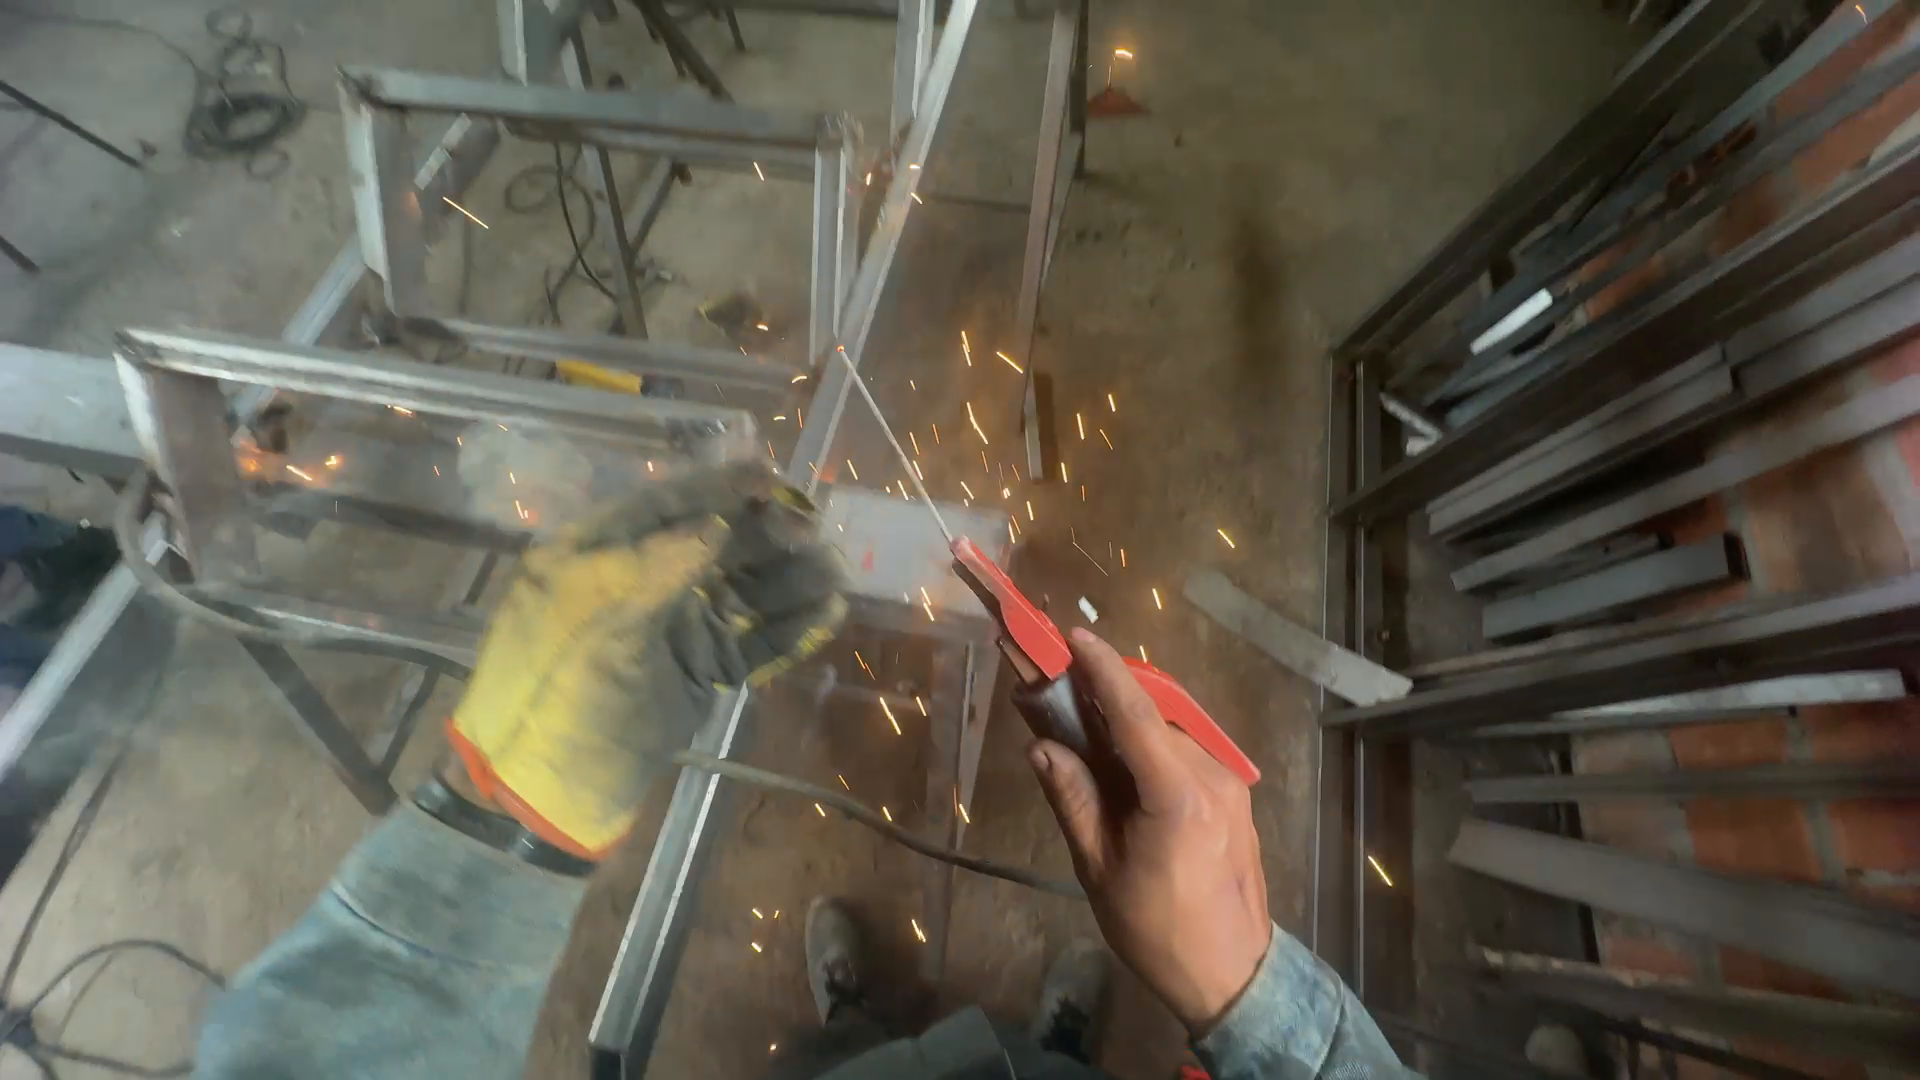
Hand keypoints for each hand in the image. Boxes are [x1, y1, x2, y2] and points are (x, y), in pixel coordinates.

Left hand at [449, 462, 845, 857]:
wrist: (544, 801)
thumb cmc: (558, 700)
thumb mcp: (600, 625)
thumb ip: (660, 565)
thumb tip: (720, 523)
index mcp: (597, 556)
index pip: (668, 504)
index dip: (722, 487)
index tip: (774, 478)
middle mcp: (641, 581)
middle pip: (718, 544)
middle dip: (768, 536)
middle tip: (816, 536)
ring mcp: (675, 626)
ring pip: (744, 590)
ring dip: (790, 579)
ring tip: (836, 574)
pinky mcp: (702, 666)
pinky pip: (754, 638)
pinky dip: (790, 627)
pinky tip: (827, 613)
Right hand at [1028, 628, 1270, 1033]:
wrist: (1234, 978)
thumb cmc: (1157, 930)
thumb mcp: (1100, 869)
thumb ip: (1072, 799)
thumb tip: (1040, 747)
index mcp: (1178, 795)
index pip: (1135, 714)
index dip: (1103, 670)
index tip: (1076, 637)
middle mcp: (1212, 776)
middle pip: (1150, 719)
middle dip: (1106, 699)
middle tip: (1062, 695)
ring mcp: (1230, 784)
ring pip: (1168, 734)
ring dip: (1128, 727)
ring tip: (1087, 740)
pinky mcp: (1235, 795)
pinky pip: (1184, 753)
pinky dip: (1150, 747)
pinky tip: (1125, 767)